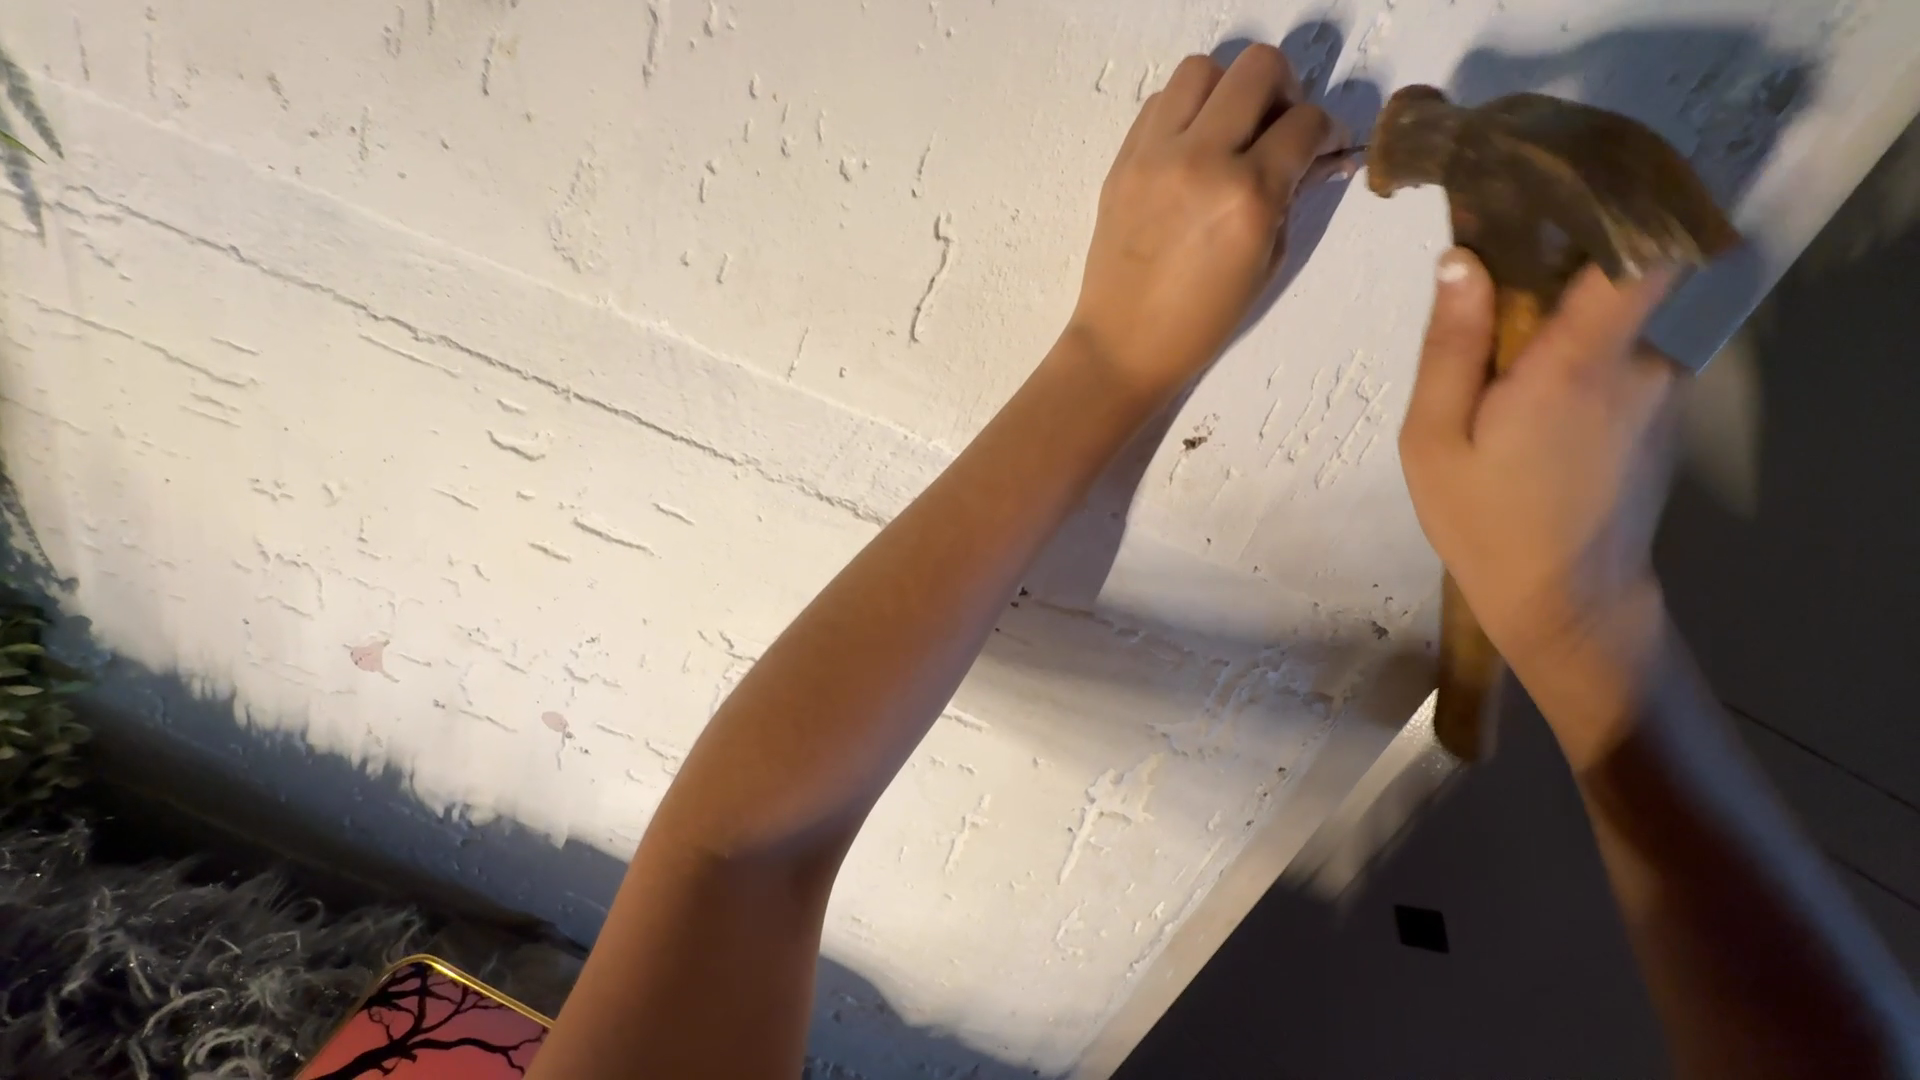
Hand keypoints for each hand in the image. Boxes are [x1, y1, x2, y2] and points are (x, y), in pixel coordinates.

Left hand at [1069, 46, 1350, 396]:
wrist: (1122, 346)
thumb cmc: (1200, 323)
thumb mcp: (1266, 265)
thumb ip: (1290, 199)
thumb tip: (1312, 157)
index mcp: (1248, 196)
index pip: (1306, 123)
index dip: (1323, 132)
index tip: (1317, 148)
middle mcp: (1202, 161)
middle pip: (1258, 67)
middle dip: (1282, 89)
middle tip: (1274, 128)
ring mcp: (1155, 157)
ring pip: (1202, 69)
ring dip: (1226, 88)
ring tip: (1227, 131)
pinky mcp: (1122, 163)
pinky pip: (1159, 103)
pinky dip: (1183, 111)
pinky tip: (1188, 149)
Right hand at [1400, 249, 1680, 750]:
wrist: (1564, 600)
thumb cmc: (1483, 520)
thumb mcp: (1433, 439)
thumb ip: (1451, 349)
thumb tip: (1460, 261)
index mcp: (1577, 364)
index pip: (1639, 250)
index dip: (1615, 211)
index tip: (1557, 202)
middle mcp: (1639, 365)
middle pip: (1610, 289)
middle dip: (1547, 297)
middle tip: (1480, 346)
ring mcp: (1661, 394)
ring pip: (1608, 335)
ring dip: (1555, 348)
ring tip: (1495, 408)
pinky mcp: (1661, 421)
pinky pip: (1616, 371)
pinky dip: (1574, 378)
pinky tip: (1530, 434)